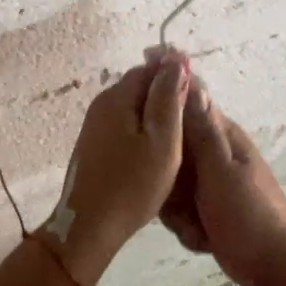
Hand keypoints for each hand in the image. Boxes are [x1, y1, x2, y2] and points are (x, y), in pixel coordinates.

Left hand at [40, 50, 189, 285]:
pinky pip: (123, 125)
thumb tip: (175, 62)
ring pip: (131, 107)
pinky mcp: (94, 144)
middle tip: (191, 121)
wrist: (89, 224)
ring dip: (154, 115)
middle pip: (138, 87)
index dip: (173, 75)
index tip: (196, 94)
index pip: (148, 69)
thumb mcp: (162, 141)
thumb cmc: (132, 184)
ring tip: (179, 138)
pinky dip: (142, 131)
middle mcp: (102, 104)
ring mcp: (95, 124)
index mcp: (117, 97)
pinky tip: (156, 152)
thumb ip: (168, 99)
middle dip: (164, 95)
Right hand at [160, 80, 285, 283]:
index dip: (158, 111)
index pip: (180, 105)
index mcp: (219, 134)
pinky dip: (185, 225)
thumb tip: (188, 78)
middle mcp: (210, 153)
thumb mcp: (221, 169)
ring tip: (192, 222)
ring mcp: (205, 182)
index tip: (140, 130)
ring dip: (175, 207)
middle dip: (165, 178)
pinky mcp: (202, 207)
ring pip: (166, 182)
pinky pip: (175, 207)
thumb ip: (201, 128)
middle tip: (176, 198)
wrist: (276, 270)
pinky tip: (199, 236)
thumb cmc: (250, 214)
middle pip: (166, 149)